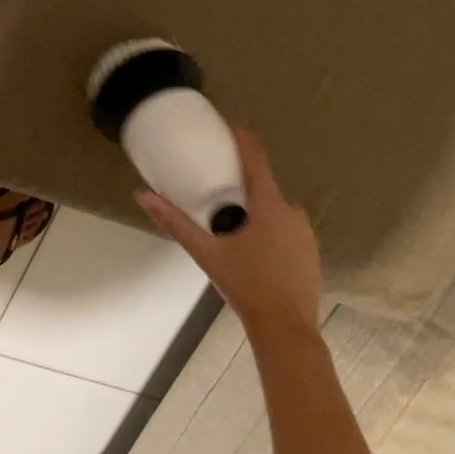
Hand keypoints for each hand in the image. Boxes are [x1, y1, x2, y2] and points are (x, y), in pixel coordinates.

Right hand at [136, 127, 321, 333]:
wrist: (285, 326)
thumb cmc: (245, 285)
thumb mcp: (206, 253)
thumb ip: (176, 223)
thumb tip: (143, 196)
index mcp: (268, 206)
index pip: (256, 160)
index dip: (244, 140)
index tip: (229, 127)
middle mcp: (292, 212)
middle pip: (264, 189)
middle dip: (243, 188)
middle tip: (218, 196)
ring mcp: (305, 232)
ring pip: (275, 212)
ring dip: (256, 214)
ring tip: (233, 233)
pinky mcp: (311, 251)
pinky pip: (286, 231)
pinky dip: (270, 234)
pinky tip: (255, 254)